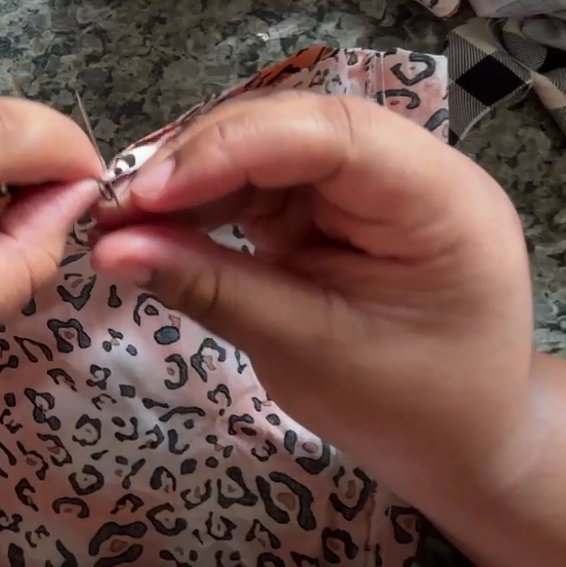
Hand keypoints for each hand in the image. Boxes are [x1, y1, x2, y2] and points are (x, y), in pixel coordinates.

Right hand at [89, 91, 536, 495]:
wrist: (458, 439)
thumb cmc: (407, 406)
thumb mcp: (303, 351)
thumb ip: (207, 288)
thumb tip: (108, 250)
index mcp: (438, 199)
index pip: (328, 134)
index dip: (228, 150)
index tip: (147, 195)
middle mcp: (402, 168)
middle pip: (283, 127)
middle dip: (192, 162)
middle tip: (114, 208)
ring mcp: (359, 181)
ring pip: (255, 147)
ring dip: (183, 181)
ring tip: (119, 220)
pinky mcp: (322, 200)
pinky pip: (248, 181)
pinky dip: (196, 203)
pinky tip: (152, 226)